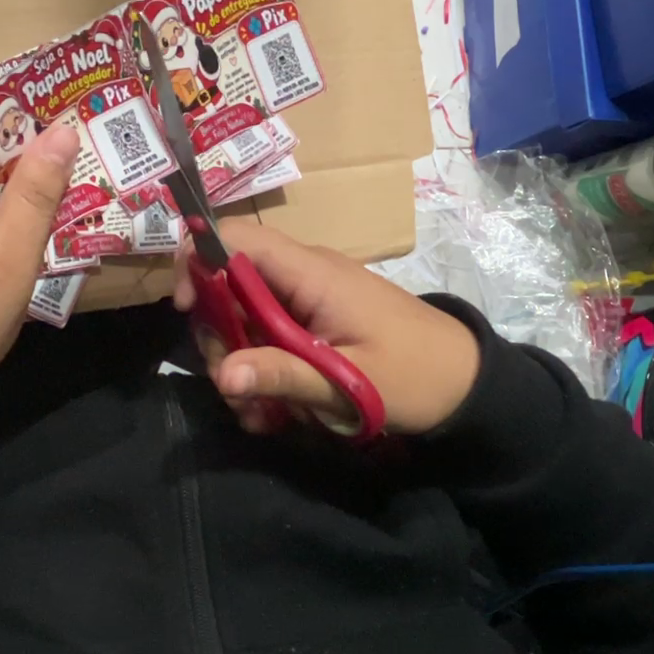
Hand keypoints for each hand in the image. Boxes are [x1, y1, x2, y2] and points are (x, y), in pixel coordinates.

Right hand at [173, 219, 481, 435]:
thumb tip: (223, 376)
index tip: (186, 309)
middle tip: (235, 390)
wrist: (467, 383)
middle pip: (229, 286)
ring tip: (261, 415)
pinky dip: (262, 369)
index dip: (198, 262)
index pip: (236, 238)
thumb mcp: (348, 383)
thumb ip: (284, 376)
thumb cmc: (415, 375)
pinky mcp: (312, 320)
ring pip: (243, 317)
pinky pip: (267, 334)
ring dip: (241, 364)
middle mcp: (302, 276)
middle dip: (219, 338)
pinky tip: (276, 411)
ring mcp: (306, 298)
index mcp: (311, 273)